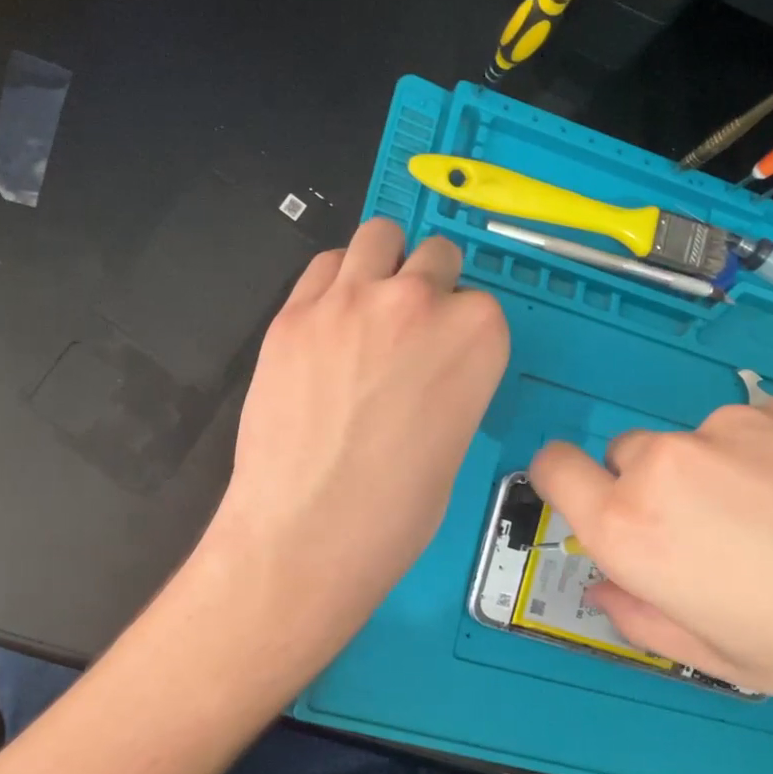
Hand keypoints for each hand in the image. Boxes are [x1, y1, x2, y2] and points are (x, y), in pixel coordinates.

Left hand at [209, 219, 508, 625]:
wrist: (306, 535)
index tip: (442, 357)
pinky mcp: (292, 314)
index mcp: (477, 337)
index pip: (480, 303)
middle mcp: (417, 302)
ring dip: (382, 264)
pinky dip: (332, 283)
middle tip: (407, 332)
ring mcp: (349, 300)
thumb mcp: (453, 444)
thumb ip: (450, 384)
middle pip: (434, 257)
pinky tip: (326, 322)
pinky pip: (322, 267)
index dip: (460, 331)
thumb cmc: (393, 514)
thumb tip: (425, 371)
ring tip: (367, 308)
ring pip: (378, 238)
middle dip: (427, 287)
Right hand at [527, 392, 772, 728]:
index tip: (598, 510)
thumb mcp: (724, 661)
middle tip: (719, 543)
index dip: (566, 485)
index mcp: (635, 529)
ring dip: (721, 473)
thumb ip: (643, 614)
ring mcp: (742, 423)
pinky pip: (764, 426)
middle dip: (651, 492)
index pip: (555, 469)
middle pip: (628, 456)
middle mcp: (672, 461)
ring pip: (701, 442)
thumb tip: (611, 581)